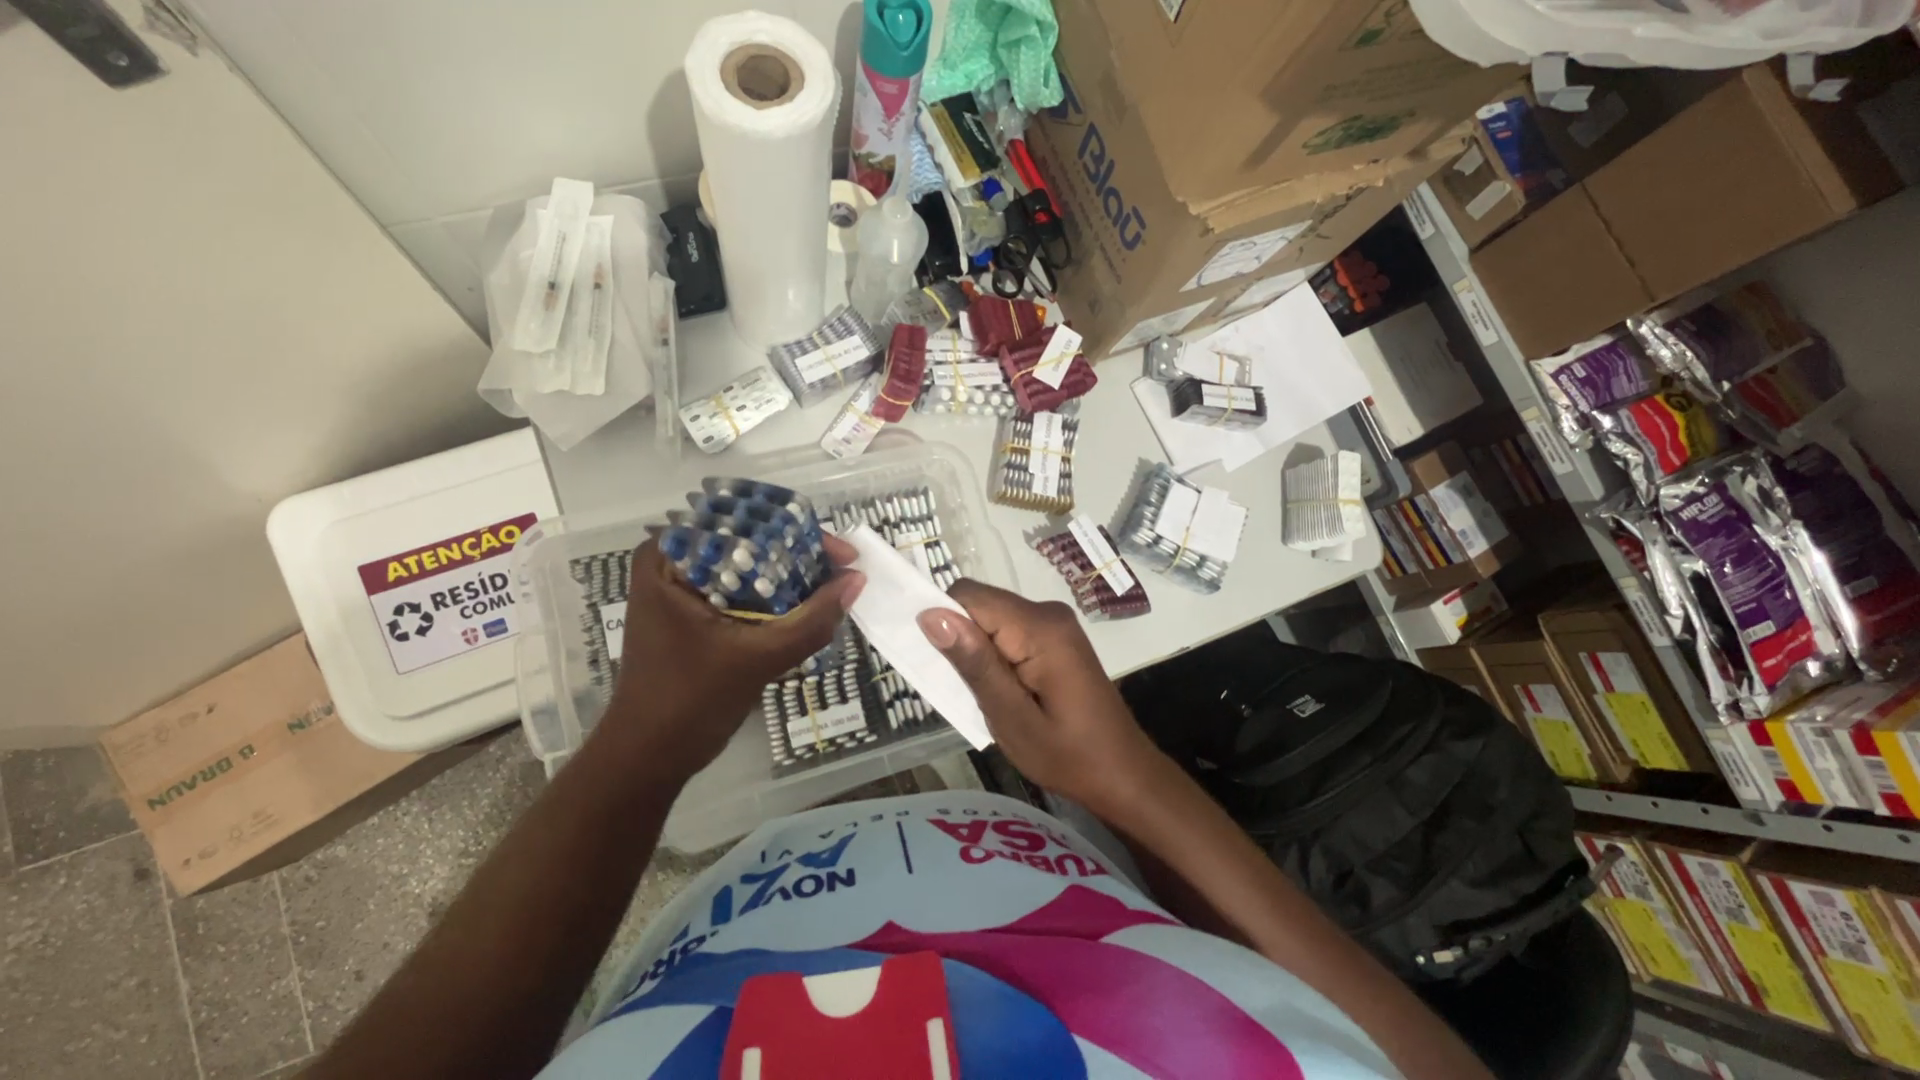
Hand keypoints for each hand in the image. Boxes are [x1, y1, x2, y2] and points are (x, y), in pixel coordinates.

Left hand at [604, 535, 863, 778]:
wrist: (648, 757)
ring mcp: (681, 589)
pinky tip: (809, 609)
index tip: (839, 553)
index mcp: (668, 558)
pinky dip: (775, 600)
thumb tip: (858, 581)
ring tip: (834, 589)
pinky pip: (743, 594)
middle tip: (844, 572)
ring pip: (749, 570)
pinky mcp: (694, 614)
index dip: (797, 533)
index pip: (743, 524)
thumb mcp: (758, 658)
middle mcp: (671, 563)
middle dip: (799, 557)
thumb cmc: (688, 701)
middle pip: (748, 544)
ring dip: (791, 579)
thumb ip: (811, 620)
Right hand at [917, 582, 1161, 811]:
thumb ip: (974, 663)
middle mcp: (1047, 613)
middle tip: (966, 693)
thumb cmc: (1067, 755)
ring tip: (986, 699)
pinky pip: (1009, 634)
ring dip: (977, 654)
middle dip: (960, 642)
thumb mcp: (1011, 717)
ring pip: (991, 620)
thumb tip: (931, 615)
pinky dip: (995, 659)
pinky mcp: (1056, 640)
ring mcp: (1055, 625)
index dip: (944, 622)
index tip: (939, 667)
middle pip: (980, 605)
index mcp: (1039, 627)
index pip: (968, 596)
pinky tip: (1002, 694)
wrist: (1122, 774)